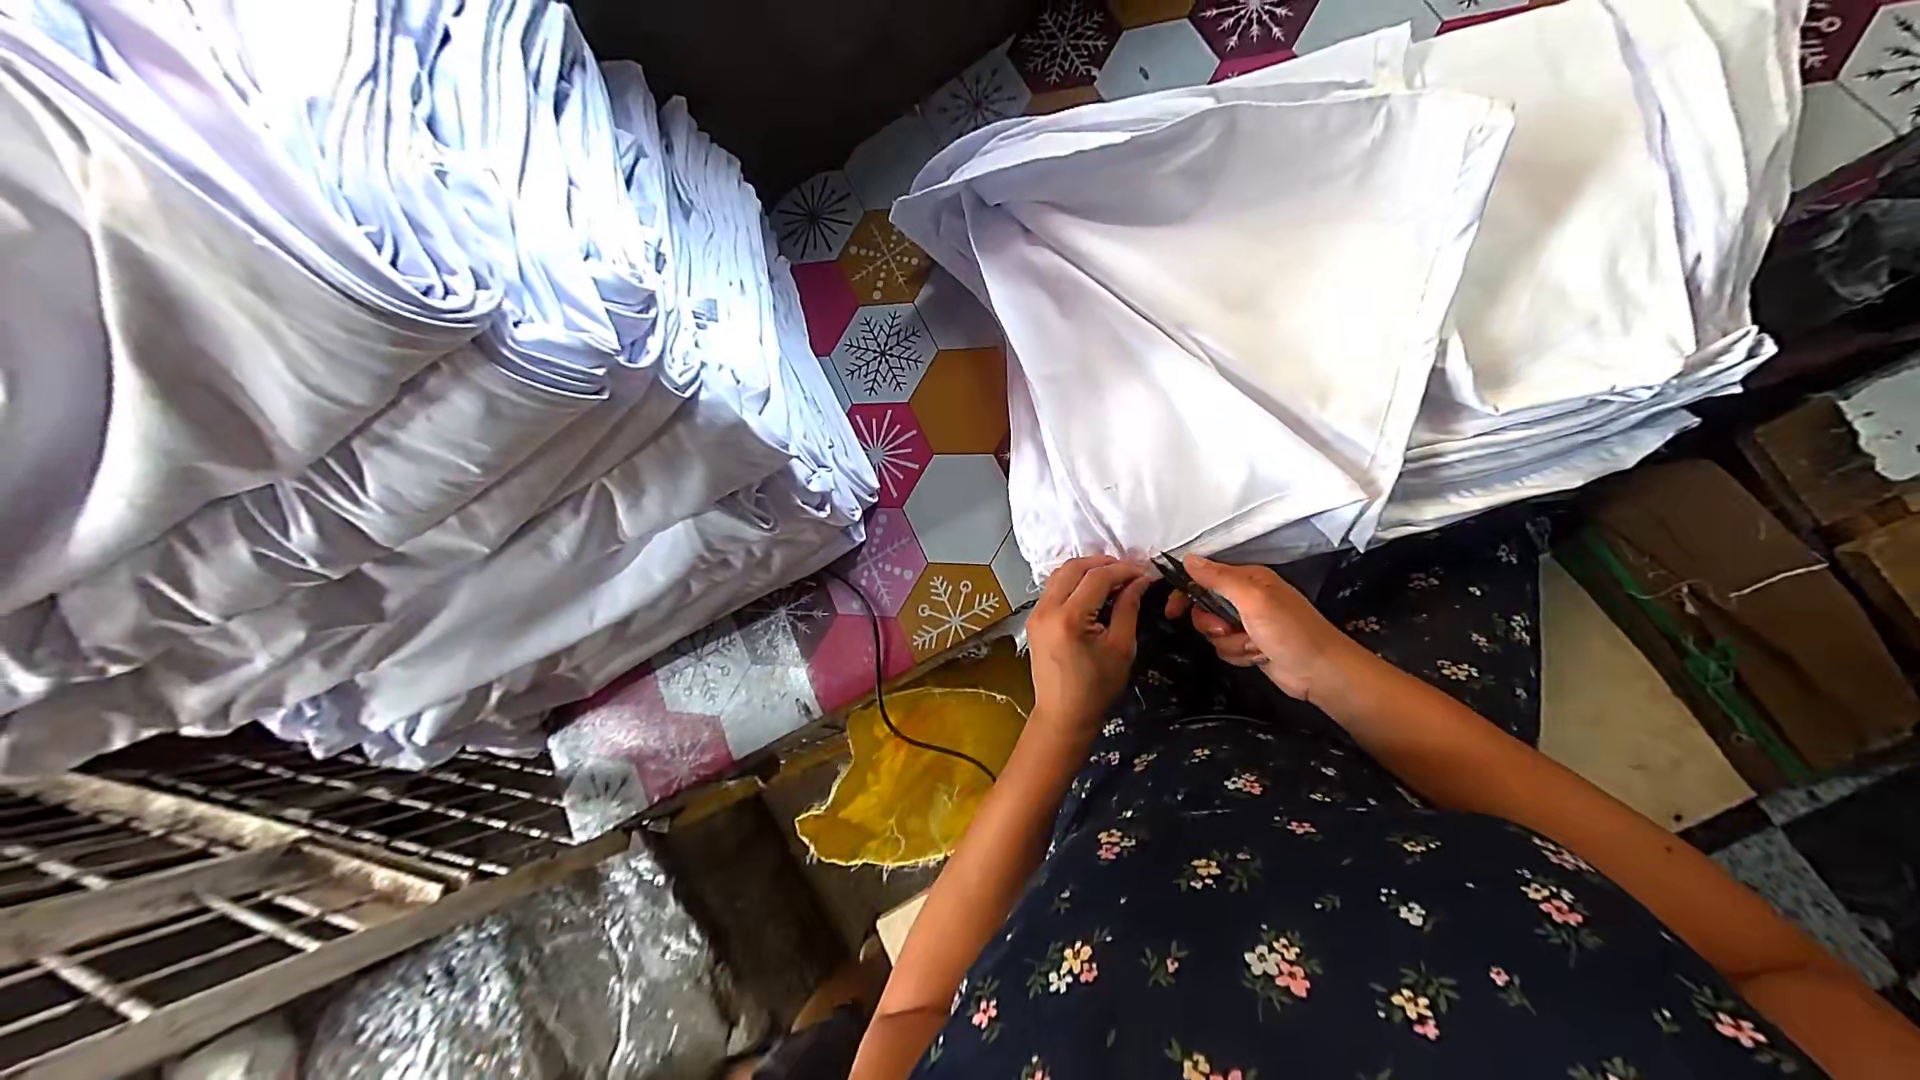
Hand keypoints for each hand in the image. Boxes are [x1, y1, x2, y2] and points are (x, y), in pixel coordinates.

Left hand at [1027, 556, 1150, 734]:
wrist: (1064, 714)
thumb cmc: (1096, 687)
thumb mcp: (1121, 647)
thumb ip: (1128, 607)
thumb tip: (1140, 580)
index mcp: (1069, 618)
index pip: (1097, 577)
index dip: (1124, 570)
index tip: (1144, 572)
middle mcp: (1047, 610)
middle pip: (1075, 567)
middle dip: (1104, 564)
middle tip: (1129, 571)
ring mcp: (1036, 613)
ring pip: (1061, 574)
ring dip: (1087, 570)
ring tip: (1114, 578)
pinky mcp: (1034, 618)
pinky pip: (1054, 588)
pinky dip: (1074, 581)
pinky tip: (1093, 590)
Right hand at [1165, 554, 1359, 700]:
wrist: (1321, 672)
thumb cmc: (1291, 631)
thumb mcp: (1253, 599)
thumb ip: (1218, 579)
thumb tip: (1188, 559)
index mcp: (1248, 580)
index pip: (1204, 578)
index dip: (1186, 593)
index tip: (1173, 610)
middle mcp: (1246, 599)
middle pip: (1204, 609)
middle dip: (1212, 625)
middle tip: (1226, 630)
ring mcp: (1249, 624)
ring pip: (1214, 633)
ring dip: (1229, 643)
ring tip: (1253, 646)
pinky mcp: (1251, 646)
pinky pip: (1225, 649)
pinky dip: (1238, 655)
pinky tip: (1258, 656)